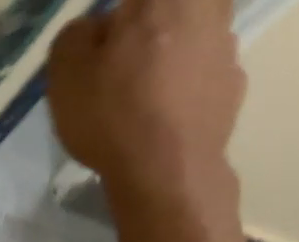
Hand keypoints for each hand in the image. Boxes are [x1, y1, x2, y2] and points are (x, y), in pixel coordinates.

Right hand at [47, 0, 247, 210]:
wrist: (165, 168)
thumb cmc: (110, 114)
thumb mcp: (65, 74)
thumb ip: (75, 37)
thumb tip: (96, 27)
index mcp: (158, 0)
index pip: (131, 1)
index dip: (118, 19)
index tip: (104, 41)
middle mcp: (202, 8)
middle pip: (172, 8)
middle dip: (150, 25)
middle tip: (125, 55)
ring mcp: (225, 43)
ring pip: (195, 30)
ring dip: (173, 47)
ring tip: (146, 86)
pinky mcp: (234, 79)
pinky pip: (205, 67)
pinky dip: (187, 79)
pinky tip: (166, 108)